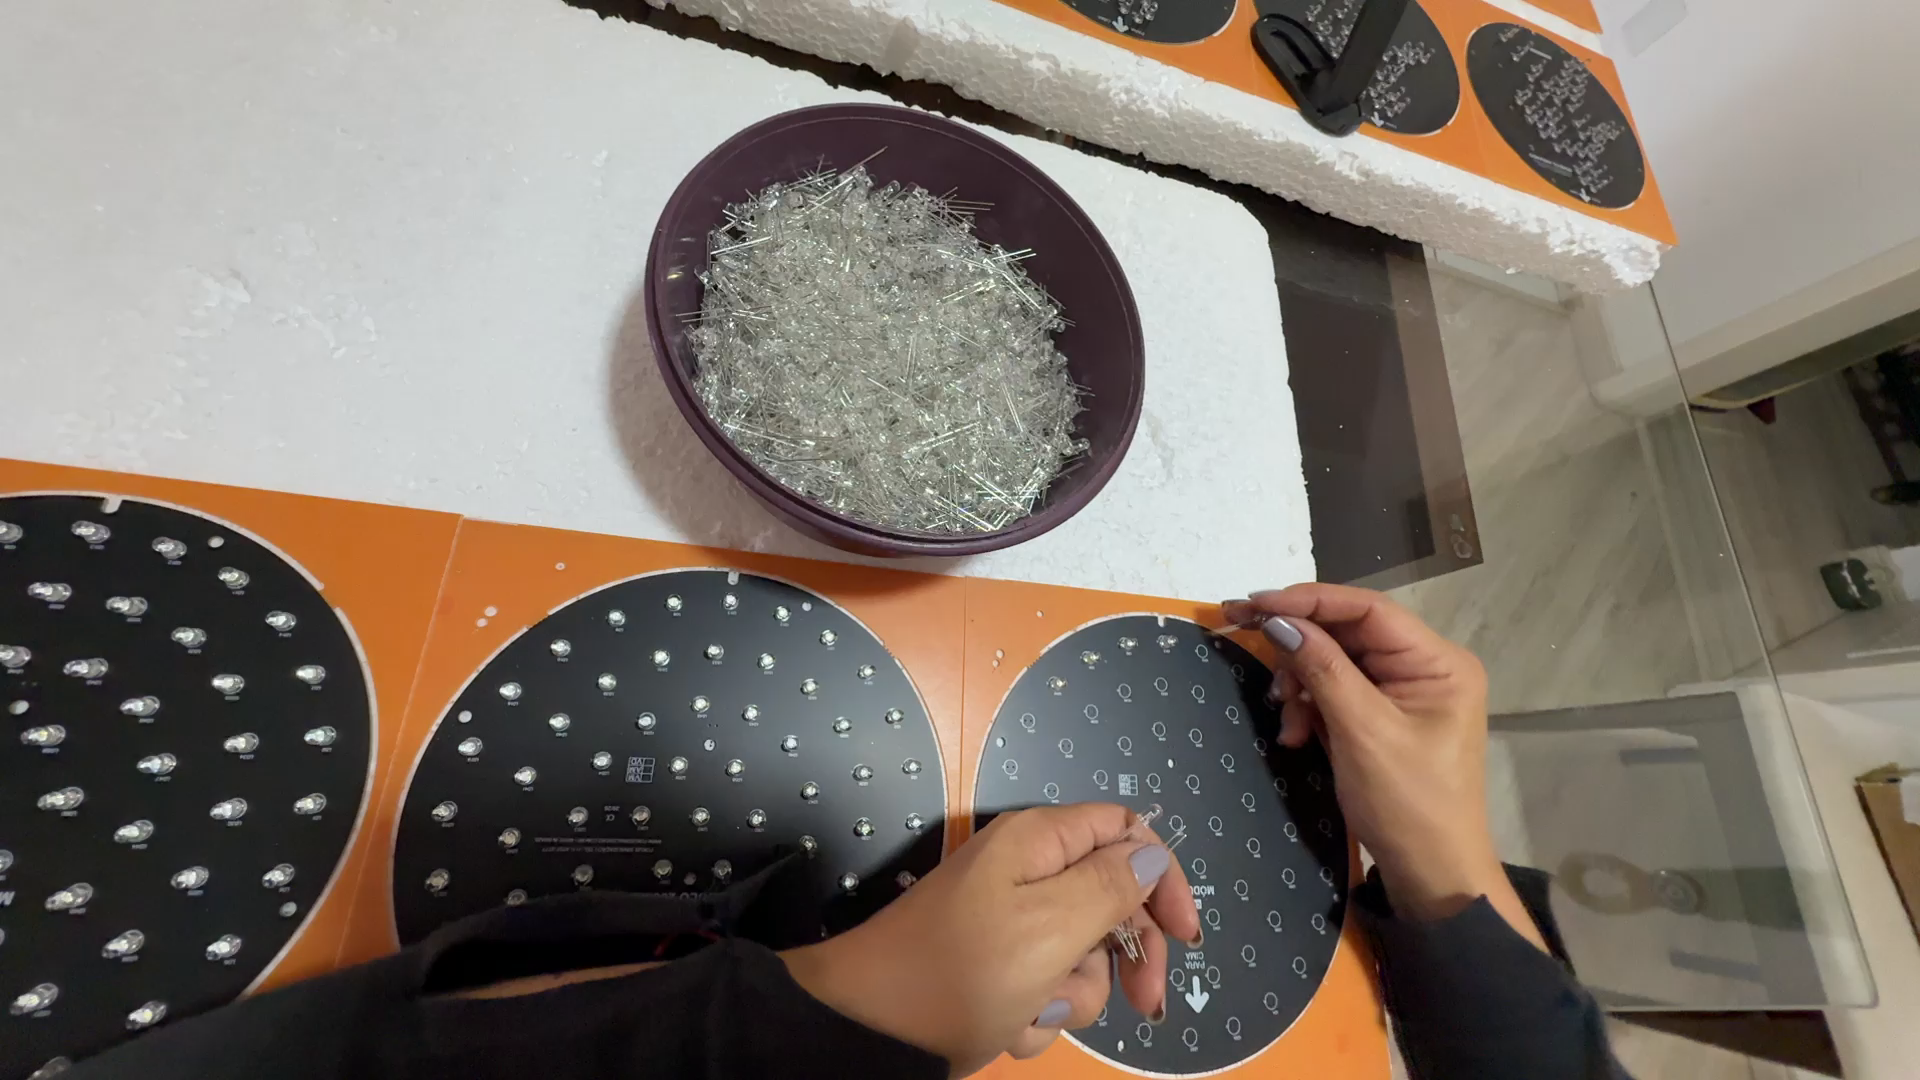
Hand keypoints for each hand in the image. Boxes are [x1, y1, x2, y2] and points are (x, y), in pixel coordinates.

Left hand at [781, 803, 1200, 1076]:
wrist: (873, 1029)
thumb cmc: (964, 969)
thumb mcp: (1049, 926)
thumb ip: (1108, 886)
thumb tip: (1151, 856)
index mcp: (1039, 840)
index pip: (1124, 828)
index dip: (1161, 874)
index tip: (1185, 934)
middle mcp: (1030, 869)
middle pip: (1111, 894)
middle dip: (1128, 952)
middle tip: (1144, 1003)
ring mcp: (1014, 918)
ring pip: (1083, 950)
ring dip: (1073, 991)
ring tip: (1034, 1007)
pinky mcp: (1001, 961)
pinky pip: (1047, 981)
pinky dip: (1039, 1009)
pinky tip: (1009, 1024)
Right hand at [1221, 586, 1542, 945]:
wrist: (1429, 874)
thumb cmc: (1407, 801)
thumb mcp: (1360, 730)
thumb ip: (1320, 667)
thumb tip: (1275, 620)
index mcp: (1436, 661)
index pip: (1365, 608)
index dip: (1307, 600)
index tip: (1254, 604)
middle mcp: (1420, 665)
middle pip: (1343, 631)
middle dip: (1296, 647)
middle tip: (1241, 635)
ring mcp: (1398, 689)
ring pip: (1329, 659)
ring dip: (1297, 683)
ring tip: (1286, 717)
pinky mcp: (1376, 712)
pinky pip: (1329, 689)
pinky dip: (1306, 706)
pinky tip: (1295, 734)